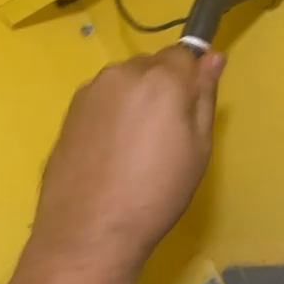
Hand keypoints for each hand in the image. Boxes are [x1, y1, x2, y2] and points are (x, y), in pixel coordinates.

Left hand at [30, 46, 225, 269]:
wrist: (91, 229)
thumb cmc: (158, 192)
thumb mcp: (198, 148)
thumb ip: (204, 96)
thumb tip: (213, 57)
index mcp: (163, 79)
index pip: (184, 54)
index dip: (191, 79)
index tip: (189, 110)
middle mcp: (124, 73)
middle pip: (153, 65)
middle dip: (163, 87)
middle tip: (165, 134)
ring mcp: (92, 90)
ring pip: (126, 81)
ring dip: (135, 99)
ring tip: (134, 146)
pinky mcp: (70, 110)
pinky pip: (103, 98)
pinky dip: (112, 113)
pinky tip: (111, 151)